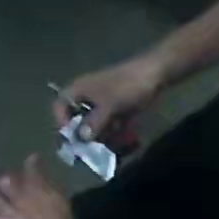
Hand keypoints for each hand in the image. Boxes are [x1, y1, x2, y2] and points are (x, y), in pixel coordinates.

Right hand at [53, 54, 167, 144]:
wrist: (159, 71)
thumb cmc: (127, 85)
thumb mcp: (109, 106)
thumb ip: (93, 124)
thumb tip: (82, 139)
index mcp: (78, 91)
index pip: (59, 108)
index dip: (62, 122)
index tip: (72, 137)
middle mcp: (86, 96)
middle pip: (77, 118)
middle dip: (85, 134)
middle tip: (92, 147)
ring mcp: (103, 101)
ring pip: (96, 122)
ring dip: (102, 135)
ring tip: (112, 145)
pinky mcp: (117, 105)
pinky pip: (110, 121)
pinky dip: (115, 131)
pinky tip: (125, 139)